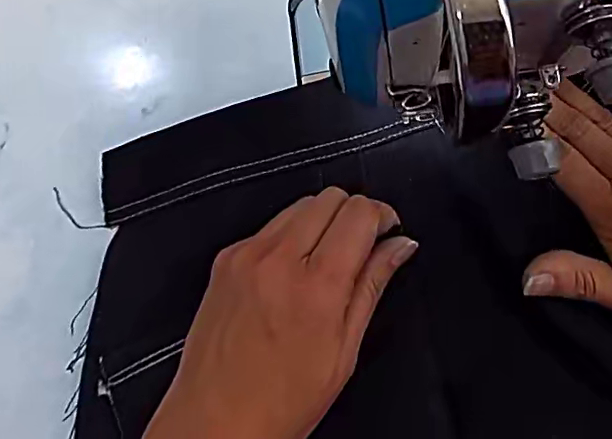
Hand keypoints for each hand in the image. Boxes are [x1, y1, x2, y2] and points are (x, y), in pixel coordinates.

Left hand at [146, 187, 418, 438]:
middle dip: (353, 214)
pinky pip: (273, 223)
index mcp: (317, 286)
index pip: (361, 211)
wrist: (209, 430)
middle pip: (334, 196)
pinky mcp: (226, 258)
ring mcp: (249, 255)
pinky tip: (289, 271)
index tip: (386, 231)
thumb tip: (402, 244)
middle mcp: (280, 260)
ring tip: (321, 262)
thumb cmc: (280, 405)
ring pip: (304, 203)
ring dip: (322, 220)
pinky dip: (290, 235)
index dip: (382, 216)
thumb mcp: (344, 352)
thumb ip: (374, 284)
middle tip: (357, 247)